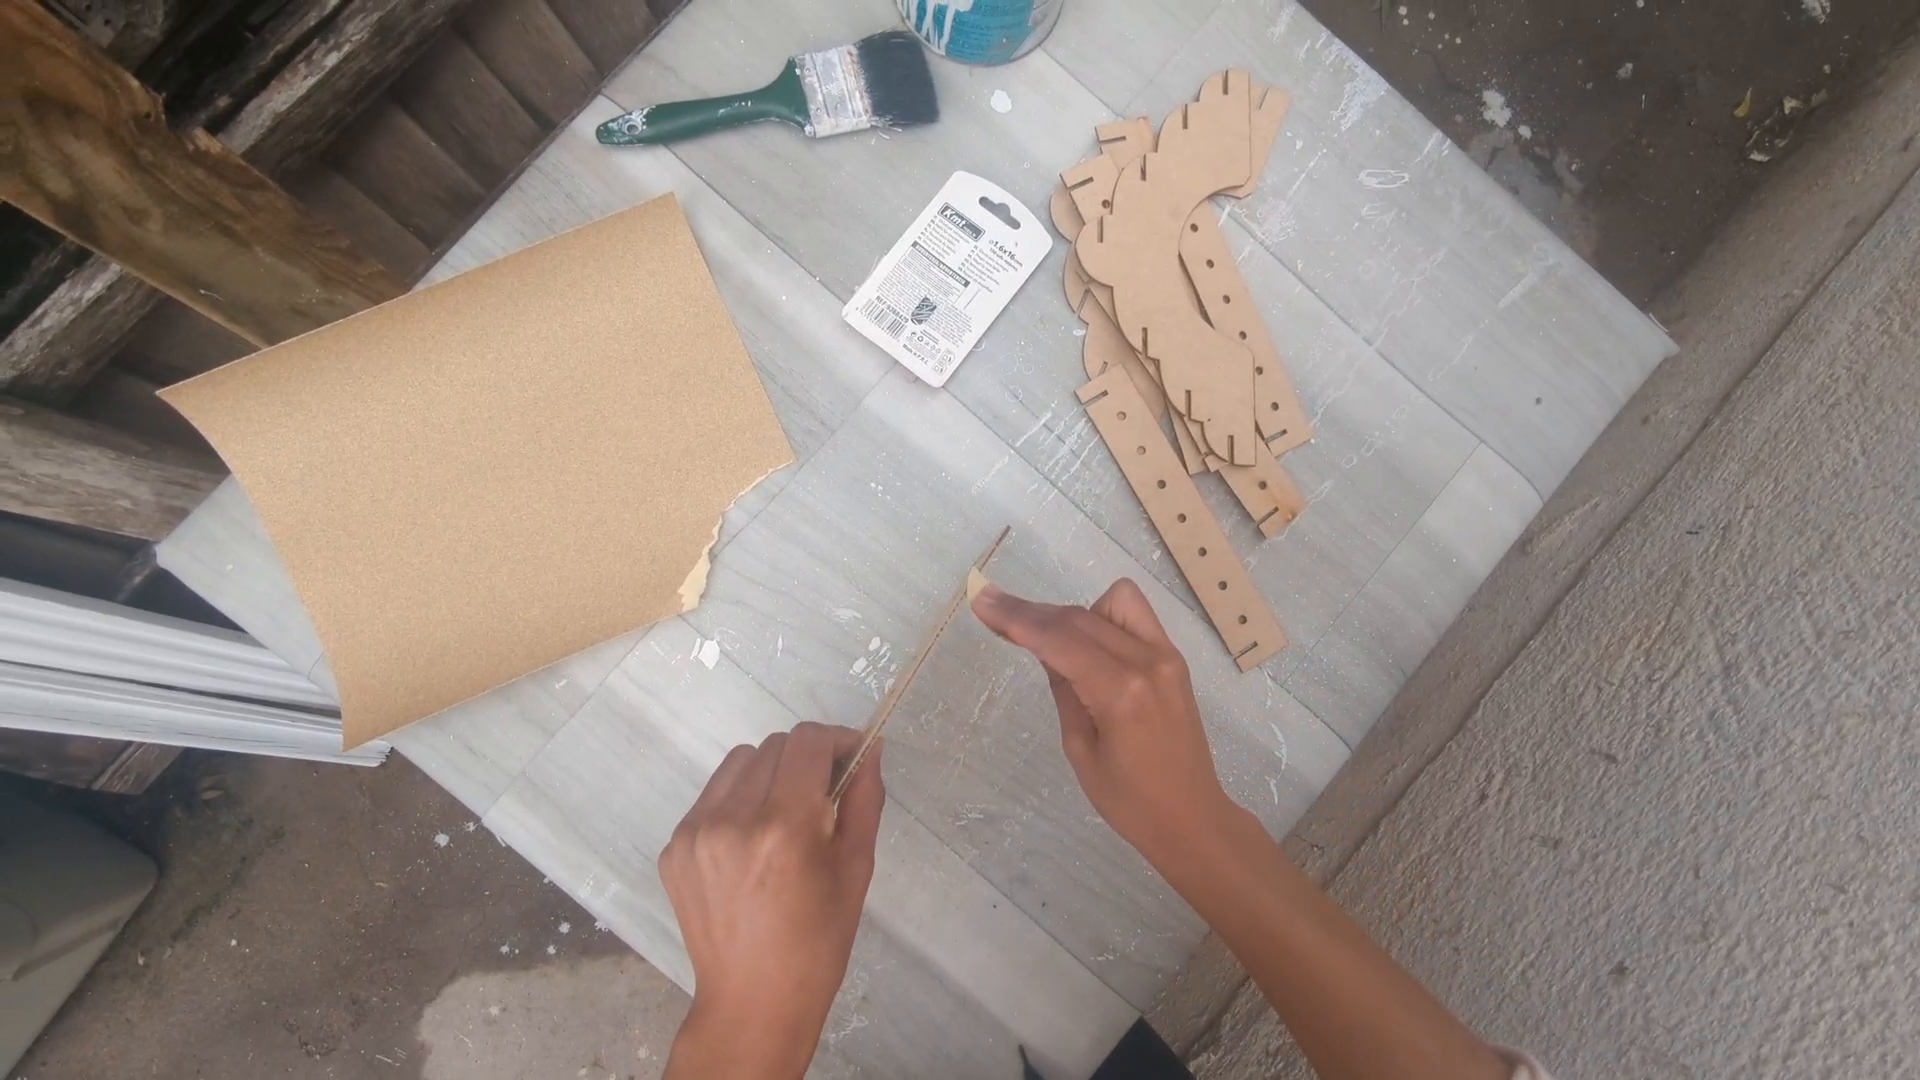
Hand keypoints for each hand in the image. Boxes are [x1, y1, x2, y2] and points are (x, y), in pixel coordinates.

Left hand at [660, 722, 884, 1079]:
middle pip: (776, 745)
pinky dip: (740, 798)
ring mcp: (694, 832)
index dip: (836, 739)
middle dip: (807, 757)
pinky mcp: (673, 847)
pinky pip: (714, 793)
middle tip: (823, 791)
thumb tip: (870, 748)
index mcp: (783, 827)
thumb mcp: (856, 866)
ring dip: (771, 772)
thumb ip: (864, 798)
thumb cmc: (819, 940)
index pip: (808, 741)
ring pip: (742, 761)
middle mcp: (732, 820)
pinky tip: (752, 839)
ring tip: (784, 813)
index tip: (851, 758)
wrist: (752, 1001)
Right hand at [970, 578, 1235, 870]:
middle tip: (992, 606)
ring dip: (1072, 613)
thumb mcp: (1080, 749)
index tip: (982, 600)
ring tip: (1048, 637)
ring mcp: (1166, 655)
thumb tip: (1041, 646)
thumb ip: (1063, 688)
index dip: (1016, 617)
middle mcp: (1147, 661)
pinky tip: (1085, 640)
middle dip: (1031, 612)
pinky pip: (1134, 614)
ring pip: (1109, 602)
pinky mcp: (1173, 657)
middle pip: (1078, 617)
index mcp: (1121, 693)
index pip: (1059, 640)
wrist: (1192, 817)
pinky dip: (1103, 616)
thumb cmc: (1129, 801)